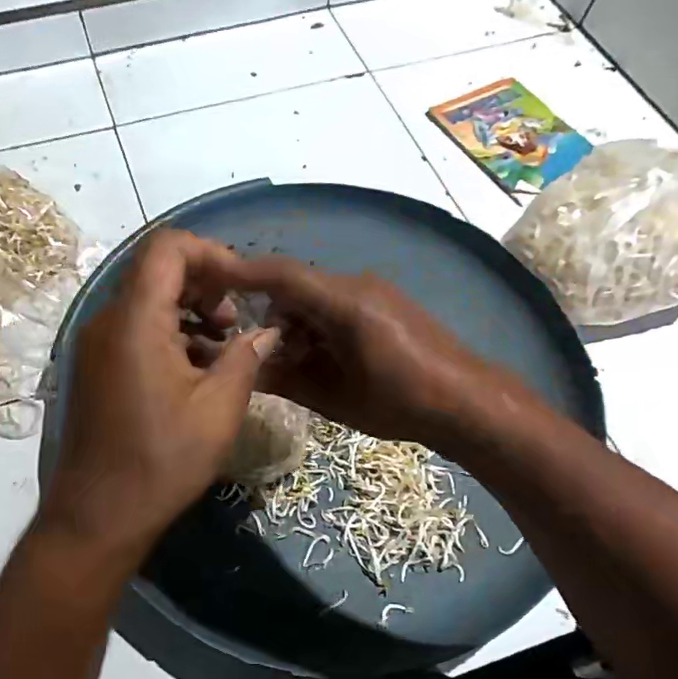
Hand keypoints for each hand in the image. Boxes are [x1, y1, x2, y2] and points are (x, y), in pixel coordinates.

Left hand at [40, 231, 278, 558]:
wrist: (99, 515)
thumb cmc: (163, 461)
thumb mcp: (219, 409)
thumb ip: (246, 358)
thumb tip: (268, 332)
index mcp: (135, 321)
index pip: (166, 247)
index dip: (210, 252)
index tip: (241, 286)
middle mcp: (107, 322)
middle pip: (156, 272)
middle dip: (204, 285)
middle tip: (236, 323)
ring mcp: (96, 346)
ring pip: (146, 302)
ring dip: (189, 313)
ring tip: (223, 352)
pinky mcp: (95, 369)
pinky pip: (135, 332)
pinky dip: (169, 336)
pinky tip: (198, 372)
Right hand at [220, 257, 507, 445]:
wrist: (466, 402)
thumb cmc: (398, 403)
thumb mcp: (331, 398)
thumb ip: (284, 379)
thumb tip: (244, 368)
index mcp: (344, 302)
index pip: (281, 275)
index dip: (242, 275)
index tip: (211, 281)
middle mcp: (357, 285)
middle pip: (296, 288)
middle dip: (273, 319)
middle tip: (265, 359)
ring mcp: (375, 291)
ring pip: (316, 297)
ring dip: (298, 326)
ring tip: (299, 367)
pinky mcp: (386, 303)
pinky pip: (338, 305)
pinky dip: (320, 327)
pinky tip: (326, 360)